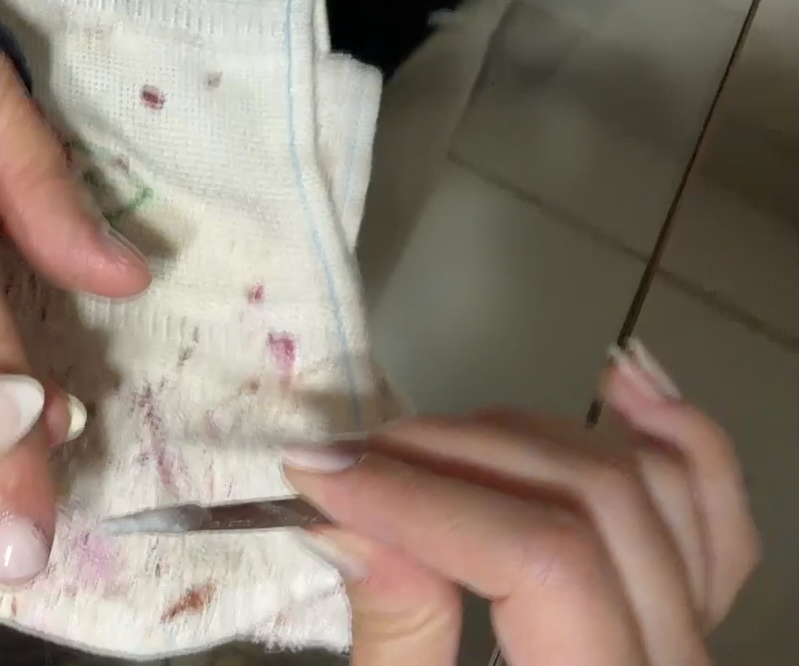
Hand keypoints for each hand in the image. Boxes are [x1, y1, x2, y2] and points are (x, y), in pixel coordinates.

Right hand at [283, 343, 758, 665]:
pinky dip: (670, 435)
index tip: (308, 469)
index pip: (541, 561)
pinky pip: (713, 509)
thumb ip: (393, 632)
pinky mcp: (690, 610)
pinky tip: (620, 382)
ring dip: (500, 434)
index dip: (413, 496)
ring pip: (639, 480)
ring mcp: (705, 639)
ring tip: (402, 444)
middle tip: (338, 459)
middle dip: (437, 456)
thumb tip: (339, 510)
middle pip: (586, 501)